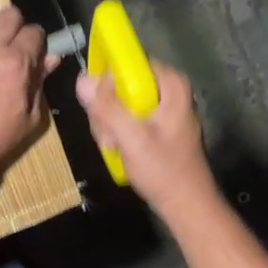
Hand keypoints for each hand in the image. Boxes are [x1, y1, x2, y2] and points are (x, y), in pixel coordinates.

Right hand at [75, 61, 215, 214]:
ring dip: (109, 124)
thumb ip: (107, 108)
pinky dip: (117, 132)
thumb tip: (82, 79)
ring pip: (119, 101)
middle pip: (120, 83)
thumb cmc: (163, 170)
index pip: (127, 63)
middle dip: (107, 110)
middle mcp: (168, 88)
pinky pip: (126, 115)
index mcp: (170, 83)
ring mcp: (163, 106)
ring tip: (115, 146)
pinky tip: (119, 149)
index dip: (109, 84)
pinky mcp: (157, 123)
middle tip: (110, 136)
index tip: (102, 110)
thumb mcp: (132, 138)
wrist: (185, 204)